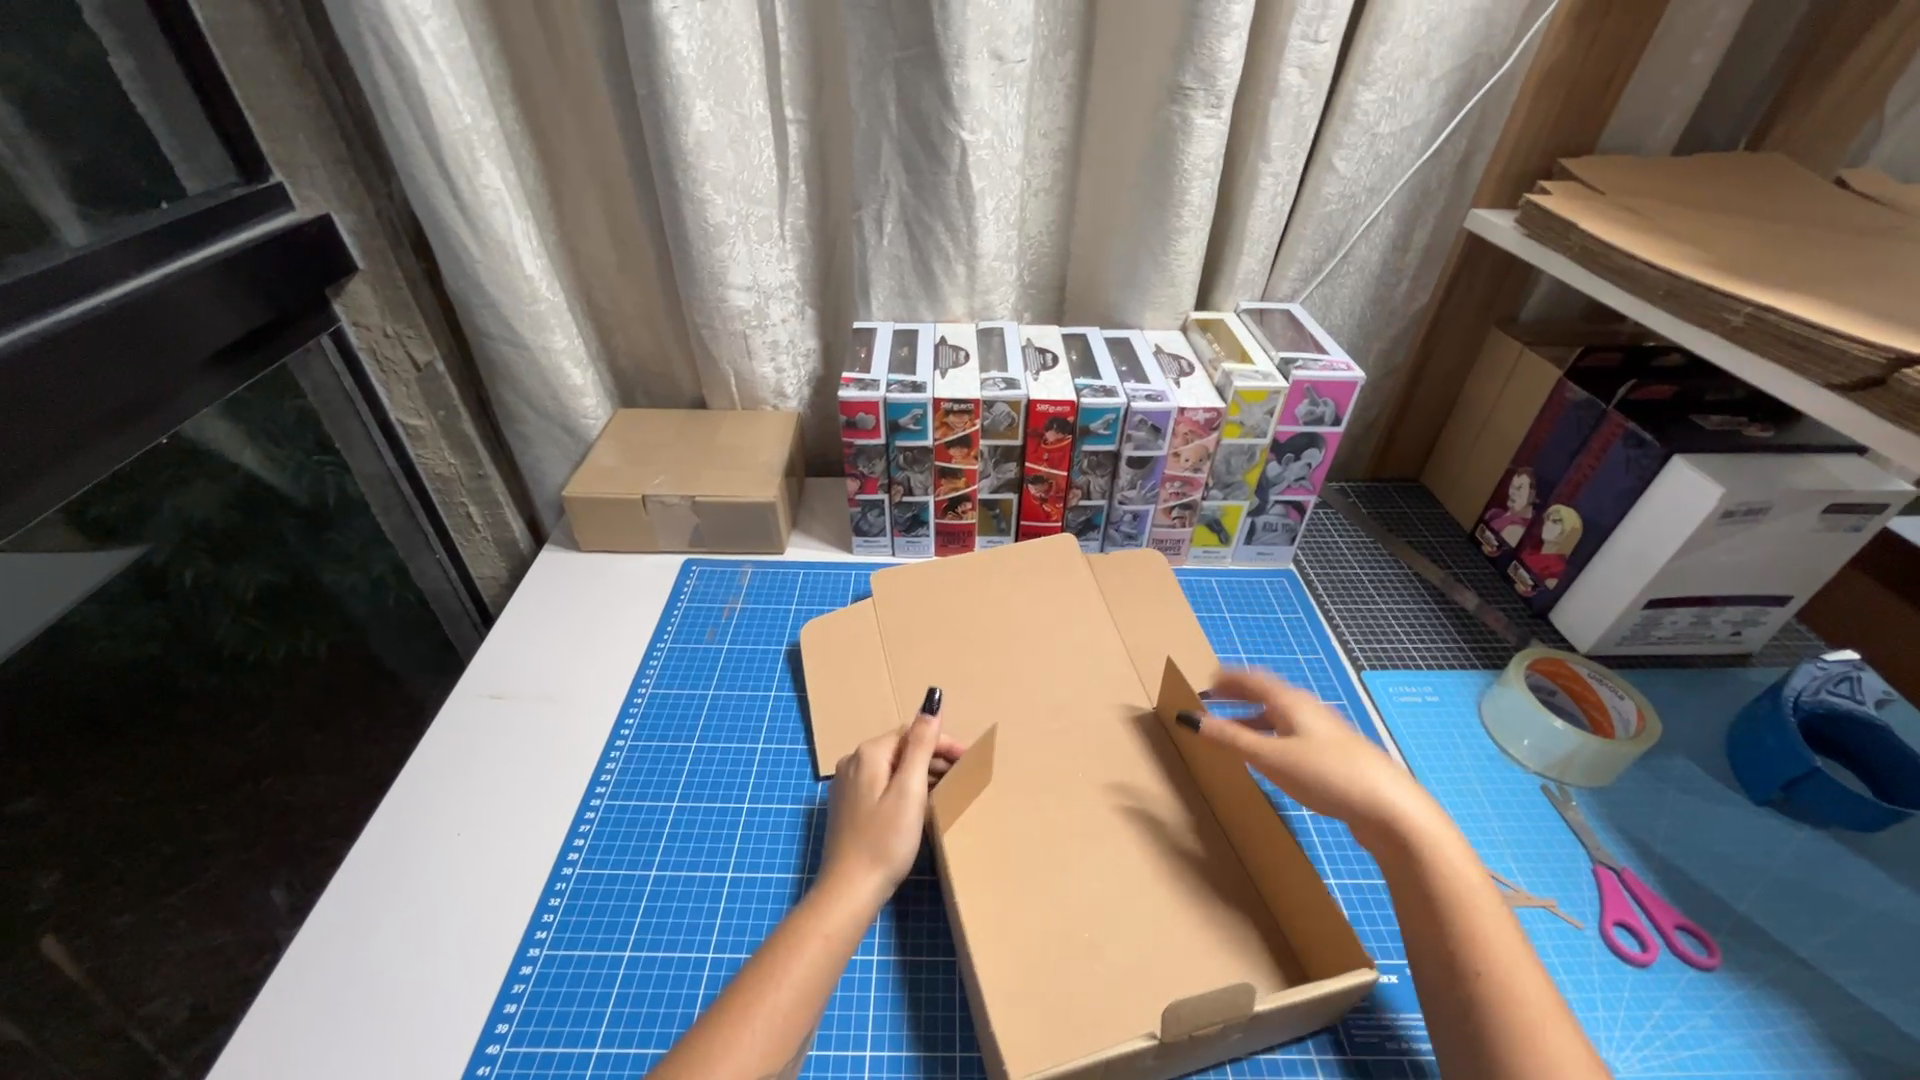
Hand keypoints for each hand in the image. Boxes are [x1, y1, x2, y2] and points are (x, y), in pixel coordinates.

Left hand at [819, 687, 964, 903]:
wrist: (850, 889)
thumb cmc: (886, 840)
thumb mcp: (910, 790)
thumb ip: (921, 744)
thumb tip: (932, 701)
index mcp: (868, 753)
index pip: (912, 733)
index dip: (942, 743)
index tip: (968, 759)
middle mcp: (853, 762)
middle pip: (901, 749)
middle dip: (932, 758)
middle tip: (962, 777)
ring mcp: (847, 785)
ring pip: (892, 768)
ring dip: (920, 774)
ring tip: (947, 791)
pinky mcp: (848, 806)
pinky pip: (882, 784)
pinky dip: (904, 788)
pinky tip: (920, 805)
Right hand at [1188, 669, 1443, 849]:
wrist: (1391, 809)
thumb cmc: (1325, 775)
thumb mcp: (1269, 757)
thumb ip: (1229, 738)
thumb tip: (1188, 718)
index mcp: (1292, 702)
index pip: (1254, 679)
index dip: (1228, 679)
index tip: (1205, 682)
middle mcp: (1309, 710)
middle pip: (1268, 695)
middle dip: (1239, 697)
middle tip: (1213, 700)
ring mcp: (1326, 734)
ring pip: (1282, 717)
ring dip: (1255, 719)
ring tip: (1234, 730)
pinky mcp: (1336, 758)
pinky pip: (1293, 736)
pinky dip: (1272, 737)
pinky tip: (1271, 757)